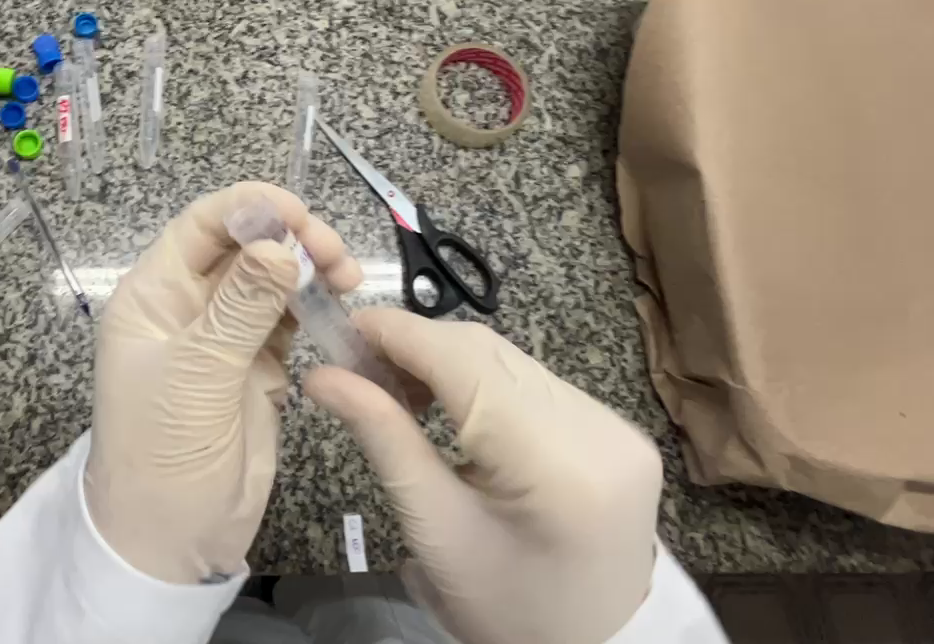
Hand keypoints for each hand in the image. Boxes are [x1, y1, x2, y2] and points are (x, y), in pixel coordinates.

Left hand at [86, 182, 362, 584]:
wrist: (171, 543)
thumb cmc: (162, 454)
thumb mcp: (195, 375)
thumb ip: (240, 308)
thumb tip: (280, 245)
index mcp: (154, 295)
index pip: (199, 227)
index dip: (247, 209)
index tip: (298, 211)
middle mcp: (187, 304)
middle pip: (241, 246)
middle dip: (289, 238)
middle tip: (334, 255)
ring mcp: (223, 333)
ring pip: (269, 278)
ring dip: (307, 267)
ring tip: (346, 277)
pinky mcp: (255, 362)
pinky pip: (285, 317)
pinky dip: (311, 304)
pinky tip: (336, 302)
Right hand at [305, 311, 662, 643]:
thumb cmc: (504, 607)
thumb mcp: (433, 527)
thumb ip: (381, 435)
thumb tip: (321, 376)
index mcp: (553, 462)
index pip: (462, 361)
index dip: (397, 332)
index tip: (342, 327)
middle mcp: (595, 426)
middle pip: (484, 351)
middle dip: (414, 345)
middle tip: (357, 363)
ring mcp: (611, 423)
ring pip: (505, 356)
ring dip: (443, 358)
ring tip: (395, 385)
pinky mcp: (613, 426)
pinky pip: (529, 377)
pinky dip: (478, 376)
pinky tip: (445, 399)